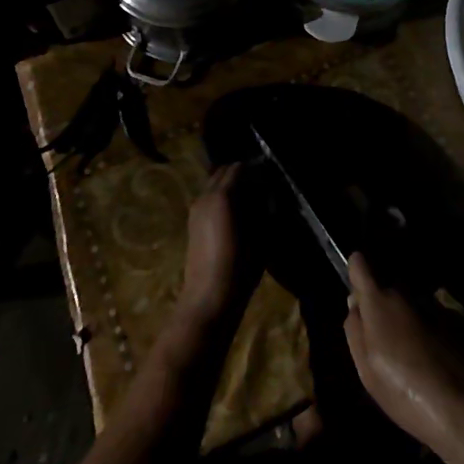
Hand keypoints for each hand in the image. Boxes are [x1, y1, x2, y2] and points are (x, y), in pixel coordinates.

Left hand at [178, 162, 260, 322]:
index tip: (271, 172)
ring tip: (251, 198)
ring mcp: (196, 207)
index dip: (256, 167)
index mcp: (222, 195)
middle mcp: (205, 195)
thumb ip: (265, 207)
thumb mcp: (262, 236)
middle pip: (223, 171)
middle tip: (262, 183)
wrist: (209, 296)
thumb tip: (268, 191)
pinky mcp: (192, 220)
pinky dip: (222, 195)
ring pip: (214, 183)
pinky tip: (237, 212)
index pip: (239, 167)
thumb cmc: (240, 267)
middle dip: (242, 172)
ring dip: (231, 184)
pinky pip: (208, 197)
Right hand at [343, 251, 463, 453]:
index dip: (355, 272)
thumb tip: (354, 303)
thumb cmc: (402, 389)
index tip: (355, 290)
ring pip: (410, 306)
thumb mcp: (364, 366)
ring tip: (410, 356)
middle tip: (382, 341)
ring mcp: (434, 307)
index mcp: (378, 301)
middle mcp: (406, 295)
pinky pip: (431, 319)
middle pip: (386, 289)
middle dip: (381, 306)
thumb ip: (354, 328)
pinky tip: (432, 362)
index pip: (359, 265)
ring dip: (406, 320)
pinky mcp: (457, 324)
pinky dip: (428, 332)